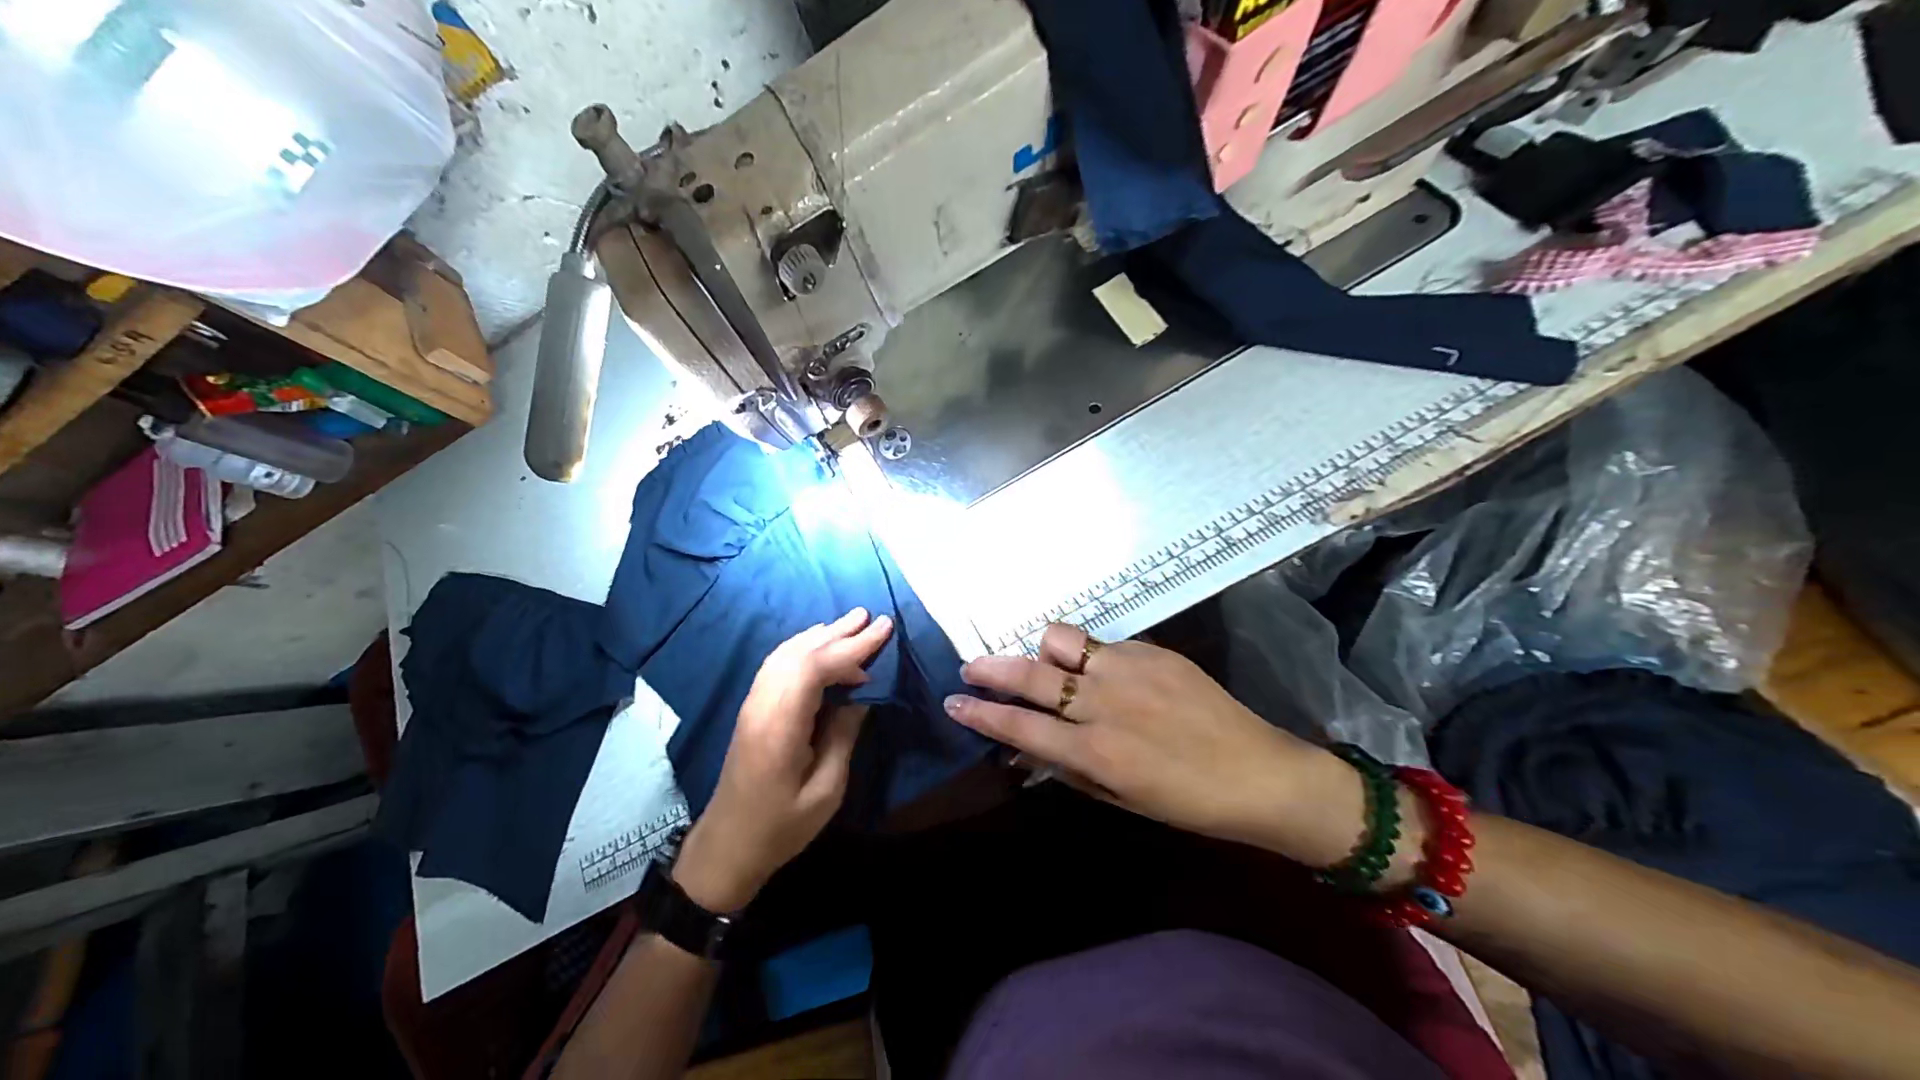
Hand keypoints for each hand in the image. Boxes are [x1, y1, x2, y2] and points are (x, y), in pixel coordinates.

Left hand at [672, 608, 893, 911]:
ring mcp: (752, 704)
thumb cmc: (781, 827)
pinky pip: (777, 664)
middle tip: (871, 617)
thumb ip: (843, 735)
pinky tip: (819, 646)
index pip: (814, 668)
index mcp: (780, 726)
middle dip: (839, 633)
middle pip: (800, 653)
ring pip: (785, 654)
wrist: (728, 846)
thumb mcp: (826, 790)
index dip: (850, 648)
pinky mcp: (752, 709)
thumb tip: (861, 694)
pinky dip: (803, 649)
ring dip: (820, 636)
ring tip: (851, 623)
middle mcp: (761, 705)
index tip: (883, 632)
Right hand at [943, 623, 1381, 869]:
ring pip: (1062, 639)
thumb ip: (1066, 766)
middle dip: (990, 669)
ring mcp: (1130, 668)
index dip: (980, 713)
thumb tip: (1022, 745)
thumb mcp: (1117, 797)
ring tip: (1049, 667)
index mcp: (1096, 751)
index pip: (1019, 725)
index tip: (953, 703)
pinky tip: (1102, 673)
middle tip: (971, 668)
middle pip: (1030, 674)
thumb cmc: (1185, 803)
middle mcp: (1105, 703)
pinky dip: (1088, 656)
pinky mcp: (1154, 651)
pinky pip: (1102, 643)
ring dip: (1044, 653)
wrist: (1260, 774)